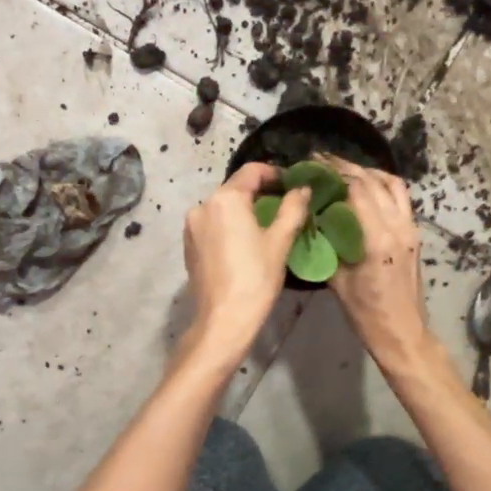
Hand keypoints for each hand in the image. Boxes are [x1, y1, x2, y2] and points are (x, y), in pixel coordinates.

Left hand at [182, 163, 311, 356]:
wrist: (223, 319)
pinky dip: (229, 226)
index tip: (292, 186)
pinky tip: (243, 243)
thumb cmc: (255, 277)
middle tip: (284, 206)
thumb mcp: (280, 241)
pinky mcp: (188, 244)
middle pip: (235, 188)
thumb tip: (302, 189)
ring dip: (243, 210)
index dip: (275, 174)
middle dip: (260, 193)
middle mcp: (203, 205)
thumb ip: (293, 208)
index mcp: (225, 199)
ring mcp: (191, 226)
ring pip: (222, 207)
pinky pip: (212, 224)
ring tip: (265, 226)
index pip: (252, 171)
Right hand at [322, 156, 433, 371]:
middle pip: (373, 181)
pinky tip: (365, 189)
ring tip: (344, 169)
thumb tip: (309, 218)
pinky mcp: (414, 234)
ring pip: (392, 184)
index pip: (357, 189)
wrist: (402, 333)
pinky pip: (400, 198)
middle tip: (322, 160)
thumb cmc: (366, 312)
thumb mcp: (337, 279)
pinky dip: (382, 185)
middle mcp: (398, 226)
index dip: (334, 172)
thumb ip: (326, 245)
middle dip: (347, 166)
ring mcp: (410, 228)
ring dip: (368, 172)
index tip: (313, 164)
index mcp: (377, 238)